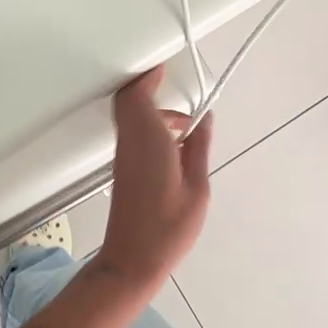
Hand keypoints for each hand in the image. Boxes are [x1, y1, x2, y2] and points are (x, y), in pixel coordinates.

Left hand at [95, 66, 212, 294]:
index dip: (149, 77)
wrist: (132, 261)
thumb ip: (199, 148)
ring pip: (130, 118)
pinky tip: (174, 145)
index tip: (164, 67)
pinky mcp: (123, 169)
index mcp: (148, 141)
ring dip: (153, 111)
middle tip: (174, 88)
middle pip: (129, 102)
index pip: (138, 95)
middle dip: (148, 89)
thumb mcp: (198, 187)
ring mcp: (123, 156)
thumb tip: (204, 120)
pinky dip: (150, 127)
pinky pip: (133, 134)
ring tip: (185, 125)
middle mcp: (130, 143)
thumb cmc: (168, 227)